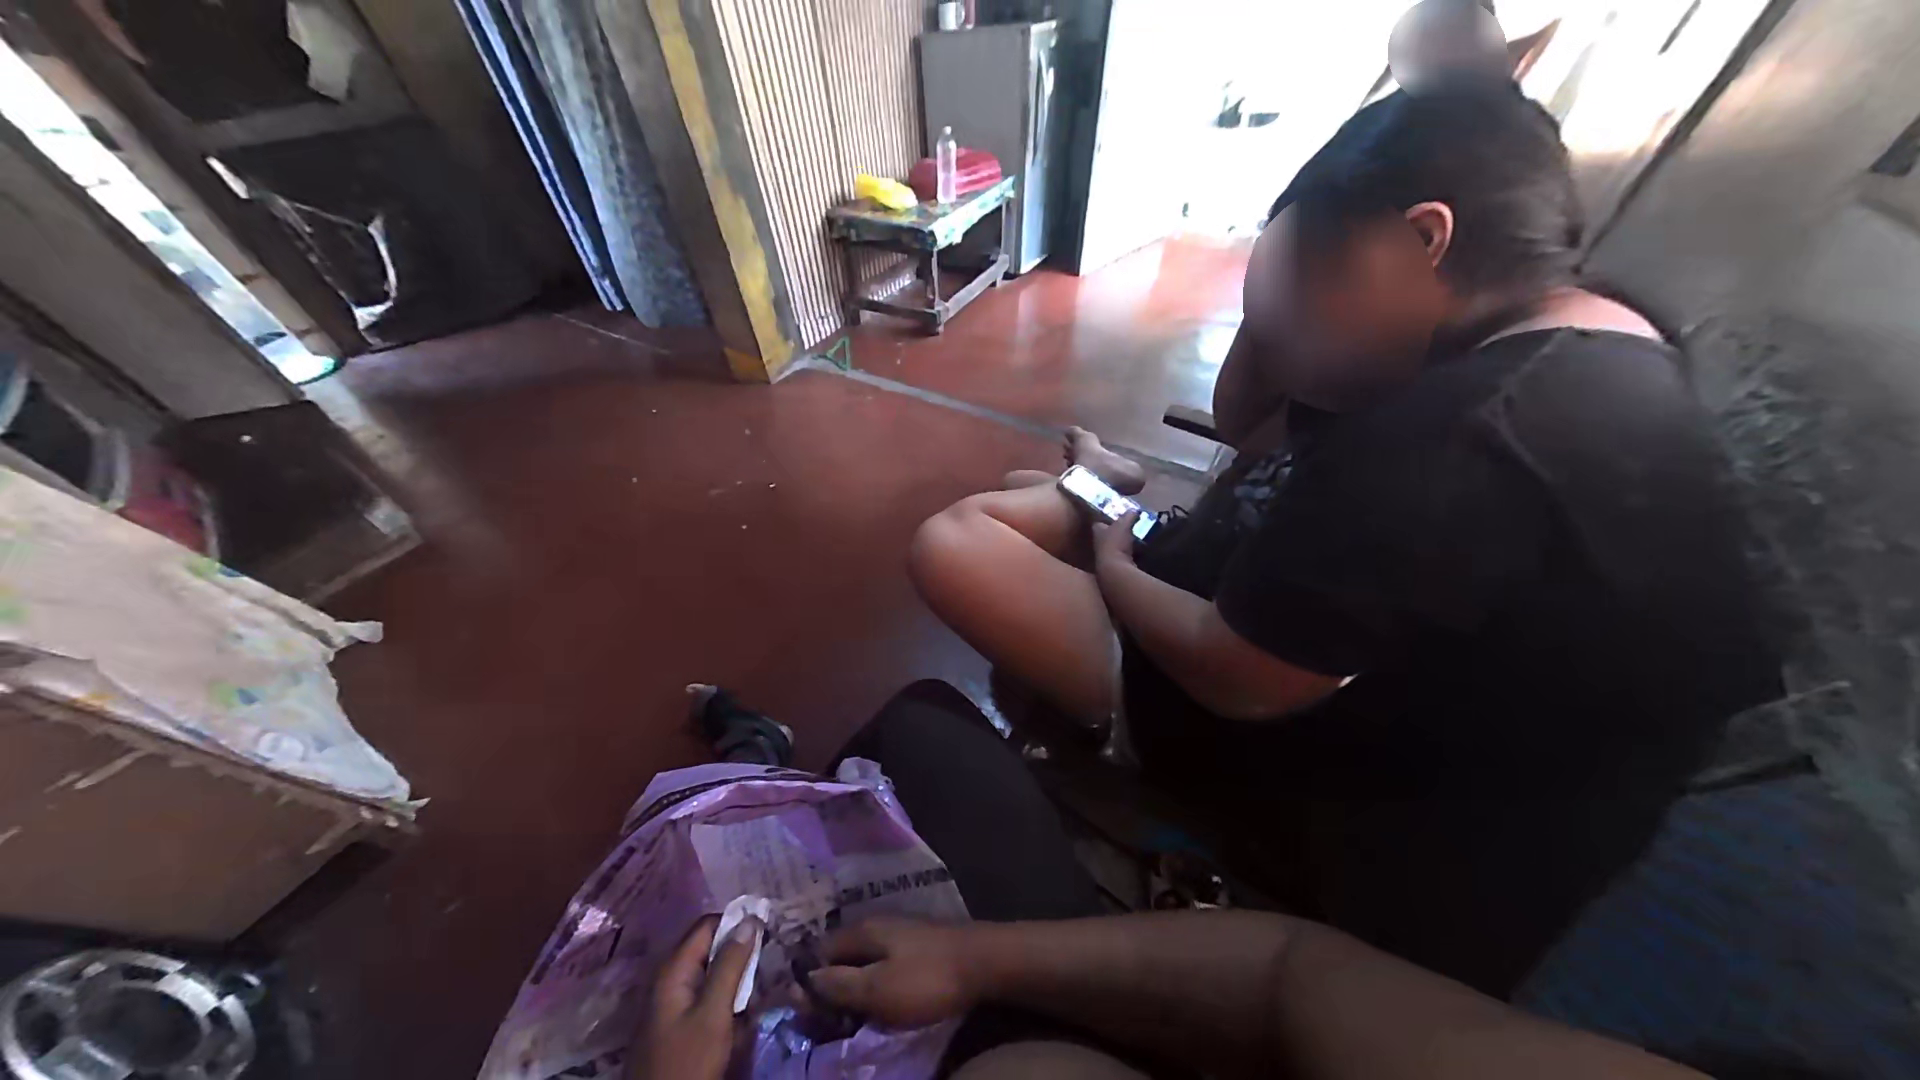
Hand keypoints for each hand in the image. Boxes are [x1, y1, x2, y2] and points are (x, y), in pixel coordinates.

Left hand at [631, 915, 759, 1079]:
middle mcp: (669, 979)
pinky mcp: (677, 1024)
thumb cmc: (687, 1064)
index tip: (766, 932)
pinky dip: (725, 995)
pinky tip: (741, 1009)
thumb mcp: (713, 1014)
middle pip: (708, 947)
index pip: (708, 925)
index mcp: (673, 970)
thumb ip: (730, 964)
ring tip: (759, 984)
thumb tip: (750, 920)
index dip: (737, 923)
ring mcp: (670, 1003)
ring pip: (710, 972)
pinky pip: (705, 994)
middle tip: (767, 958)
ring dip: (734, 975)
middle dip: (738, 950)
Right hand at [806, 918, 980, 1028]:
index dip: (807, 980)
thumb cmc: (926, 978)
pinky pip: (883, 965)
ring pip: (863, 961)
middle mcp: (877, 925)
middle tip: (826, 1021)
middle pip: (840, 955)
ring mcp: (899, 934)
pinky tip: (879, 1004)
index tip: (804, 1013)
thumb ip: (839, 984)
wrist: (983, 962)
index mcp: (862, 930)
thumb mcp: (877, 989)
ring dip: (853, 988)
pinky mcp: (916, 948)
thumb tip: (803, 980)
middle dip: (829, 986)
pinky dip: (874, 984)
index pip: (820, 950)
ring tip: (851, 1018)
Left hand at [1091, 510, 1140, 570]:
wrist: (1114, 570)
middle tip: (1128, 529)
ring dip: (1122, 546)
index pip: (1098, 524)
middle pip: (1106, 536)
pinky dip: (1128, 557)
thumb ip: (1128, 516)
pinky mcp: (1113, 568)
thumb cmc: (1115, 543)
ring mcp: (1105, 558)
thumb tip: (1133, 510)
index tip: (1114, 517)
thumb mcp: (1124, 525)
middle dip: (1115, 533)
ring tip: (1135, 541)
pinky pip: (1122, 559)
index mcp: (1098, 532)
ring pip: (1114, 548)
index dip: (1104, 520)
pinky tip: (1138, 555)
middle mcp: (1098, 545)